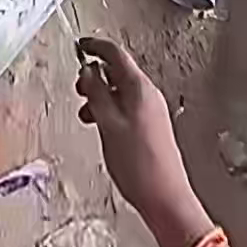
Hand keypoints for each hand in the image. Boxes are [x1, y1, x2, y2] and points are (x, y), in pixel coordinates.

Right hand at [74, 37, 211, 246]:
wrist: (166, 200)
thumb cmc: (139, 164)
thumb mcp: (108, 123)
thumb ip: (96, 93)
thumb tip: (87, 71)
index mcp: (139, 88)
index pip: (115, 53)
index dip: (95, 46)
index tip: (80, 45)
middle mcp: (148, 94)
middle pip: (117, 71)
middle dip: (95, 75)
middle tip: (80, 88)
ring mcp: (151, 110)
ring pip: (120, 90)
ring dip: (100, 95)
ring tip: (87, 112)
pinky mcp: (150, 125)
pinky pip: (126, 105)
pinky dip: (110, 108)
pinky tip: (100, 125)